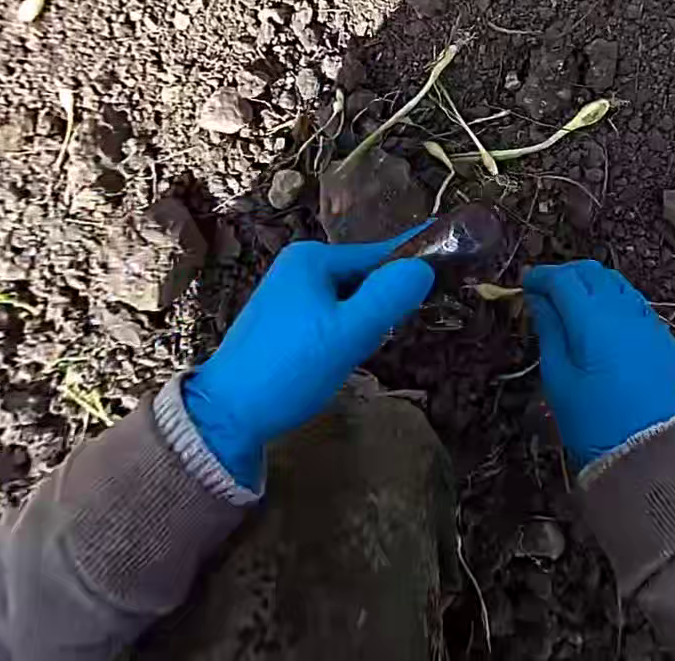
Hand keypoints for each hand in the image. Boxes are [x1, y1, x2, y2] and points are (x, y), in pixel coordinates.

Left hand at [182, 230, 433, 487]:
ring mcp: (292, 292)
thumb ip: (388, 297)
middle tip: (382, 334)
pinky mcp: (289, 318)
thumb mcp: (346, 333)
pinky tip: (342, 354)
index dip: (411, 266)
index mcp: (312, 259)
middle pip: (367, 277)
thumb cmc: (288, 369)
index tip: (449, 261)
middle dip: (381, 304)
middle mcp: (301, 266)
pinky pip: (336, 312)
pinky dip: (348, 329)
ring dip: (365, 320)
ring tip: (357, 349)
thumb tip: (425, 267)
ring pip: (353, 298)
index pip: (379, 255)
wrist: (225, 419)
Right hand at [524, 260, 674, 466]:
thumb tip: (538, 298)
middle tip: (546, 291)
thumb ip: (548, 329)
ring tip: (572, 302)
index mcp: (593, 319)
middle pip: (592, 272)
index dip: (541, 276)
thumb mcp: (558, 376)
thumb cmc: (591, 420)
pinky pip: (633, 302)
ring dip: (591, 283)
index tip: (526, 283)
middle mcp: (623, 310)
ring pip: (615, 282)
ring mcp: (647, 320)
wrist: (646, 452)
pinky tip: (601, 319)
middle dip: (566, 274)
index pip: (563, 279)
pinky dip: (613, 299)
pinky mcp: (661, 335)